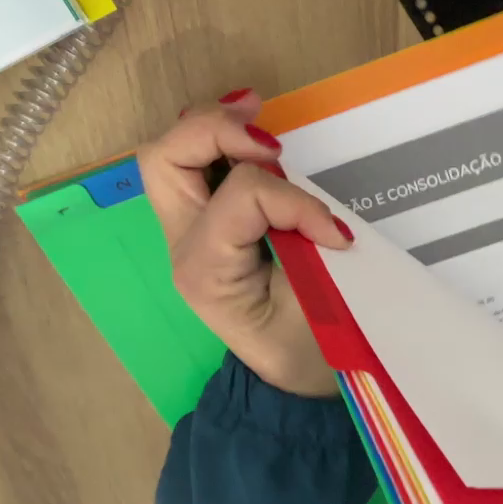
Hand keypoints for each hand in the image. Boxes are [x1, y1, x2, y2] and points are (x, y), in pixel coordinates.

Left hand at [141, 93, 351, 397]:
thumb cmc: (309, 355)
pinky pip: (197, 171)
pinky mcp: (206, 229)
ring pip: (172, 155)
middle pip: (166, 159)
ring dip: (214, 129)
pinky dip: (223, 145)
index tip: (336, 235)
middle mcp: (185, 246)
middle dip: (216, 130)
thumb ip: (318, 251)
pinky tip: (258, 141)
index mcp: (207, 271)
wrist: (291, 387)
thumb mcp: (319, 308)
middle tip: (270, 138)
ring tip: (259, 116)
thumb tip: (327, 215)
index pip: (243, 196)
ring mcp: (189, 235)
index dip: (296, 201)